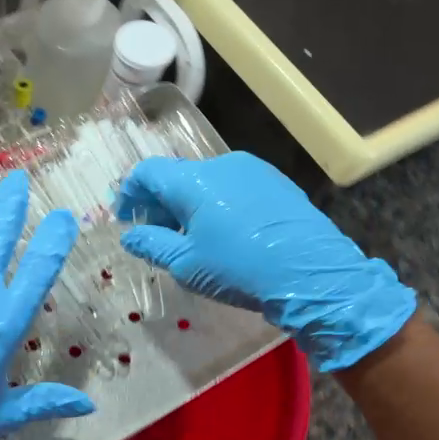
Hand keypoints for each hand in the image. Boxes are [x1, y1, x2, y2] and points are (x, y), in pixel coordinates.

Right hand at [117, 153, 416, 371]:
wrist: (313, 274)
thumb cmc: (238, 268)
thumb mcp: (185, 264)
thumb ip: (151, 244)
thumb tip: (131, 235)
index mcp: (193, 180)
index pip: (147, 172)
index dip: (129, 194)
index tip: (125, 221)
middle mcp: (221, 165)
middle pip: (177, 176)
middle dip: (159, 203)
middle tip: (155, 236)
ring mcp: (253, 171)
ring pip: (205, 182)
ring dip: (188, 206)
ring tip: (190, 240)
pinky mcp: (277, 184)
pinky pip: (232, 188)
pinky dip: (216, 206)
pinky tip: (223, 235)